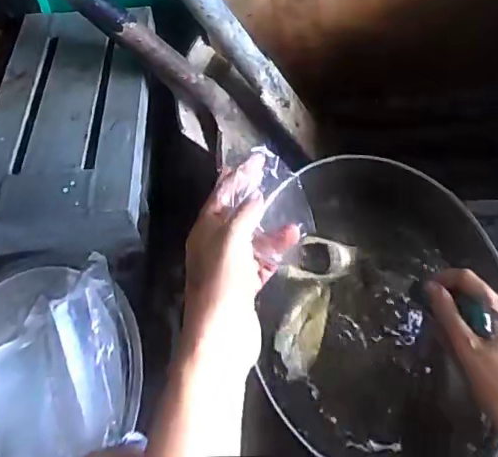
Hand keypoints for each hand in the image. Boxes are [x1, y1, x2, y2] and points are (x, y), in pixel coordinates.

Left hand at [180, 153, 300, 378]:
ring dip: (270, 228)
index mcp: (205, 229)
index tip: (258, 158)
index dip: (239, 174)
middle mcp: (215, 244)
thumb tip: (256, 194)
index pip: (222, 193)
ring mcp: (230, 266)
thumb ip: (244, 214)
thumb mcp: (231, 240)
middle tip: (273, 176)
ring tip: (292, 220)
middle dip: (254, 195)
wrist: (220, 339)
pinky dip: (276, 250)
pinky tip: (292, 242)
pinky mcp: (245, 285)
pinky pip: (262, 259)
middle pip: (237, 212)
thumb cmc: (221, 284)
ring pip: (252, 237)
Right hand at [425, 269, 497, 456]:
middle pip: (479, 296)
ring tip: (447, 336)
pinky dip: (479, 333)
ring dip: (465, 319)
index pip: (470, 279)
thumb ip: (448, 316)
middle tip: (434, 317)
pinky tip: (469, 352)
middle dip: (454, 302)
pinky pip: (497, 331)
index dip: (445, 279)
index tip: (426, 290)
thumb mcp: (467, 351)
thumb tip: (431, 287)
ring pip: (488, 315)